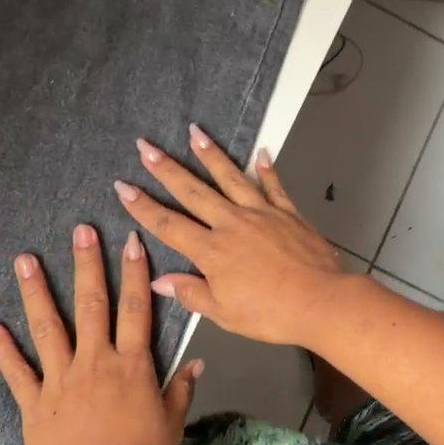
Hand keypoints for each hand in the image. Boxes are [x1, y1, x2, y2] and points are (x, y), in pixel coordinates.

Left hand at [0, 224, 204, 444]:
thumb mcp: (172, 424)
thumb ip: (181, 389)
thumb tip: (197, 361)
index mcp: (132, 365)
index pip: (136, 308)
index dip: (135, 272)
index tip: (131, 241)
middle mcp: (95, 362)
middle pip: (91, 304)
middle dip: (87, 264)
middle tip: (81, 231)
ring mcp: (60, 380)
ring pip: (48, 327)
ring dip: (36, 291)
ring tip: (25, 260)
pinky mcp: (34, 403)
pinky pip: (17, 371)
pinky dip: (3, 349)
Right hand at [113, 124, 352, 346]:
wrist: (320, 301)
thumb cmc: (270, 313)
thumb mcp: (224, 312)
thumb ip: (191, 292)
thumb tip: (159, 279)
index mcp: (212, 250)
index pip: (168, 224)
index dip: (143, 206)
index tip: (123, 187)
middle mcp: (232, 223)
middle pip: (193, 191)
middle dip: (167, 168)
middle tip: (146, 146)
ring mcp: (261, 213)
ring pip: (230, 177)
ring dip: (210, 154)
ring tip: (195, 131)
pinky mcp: (288, 213)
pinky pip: (274, 186)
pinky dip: (267, 169)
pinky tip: (261, 152)